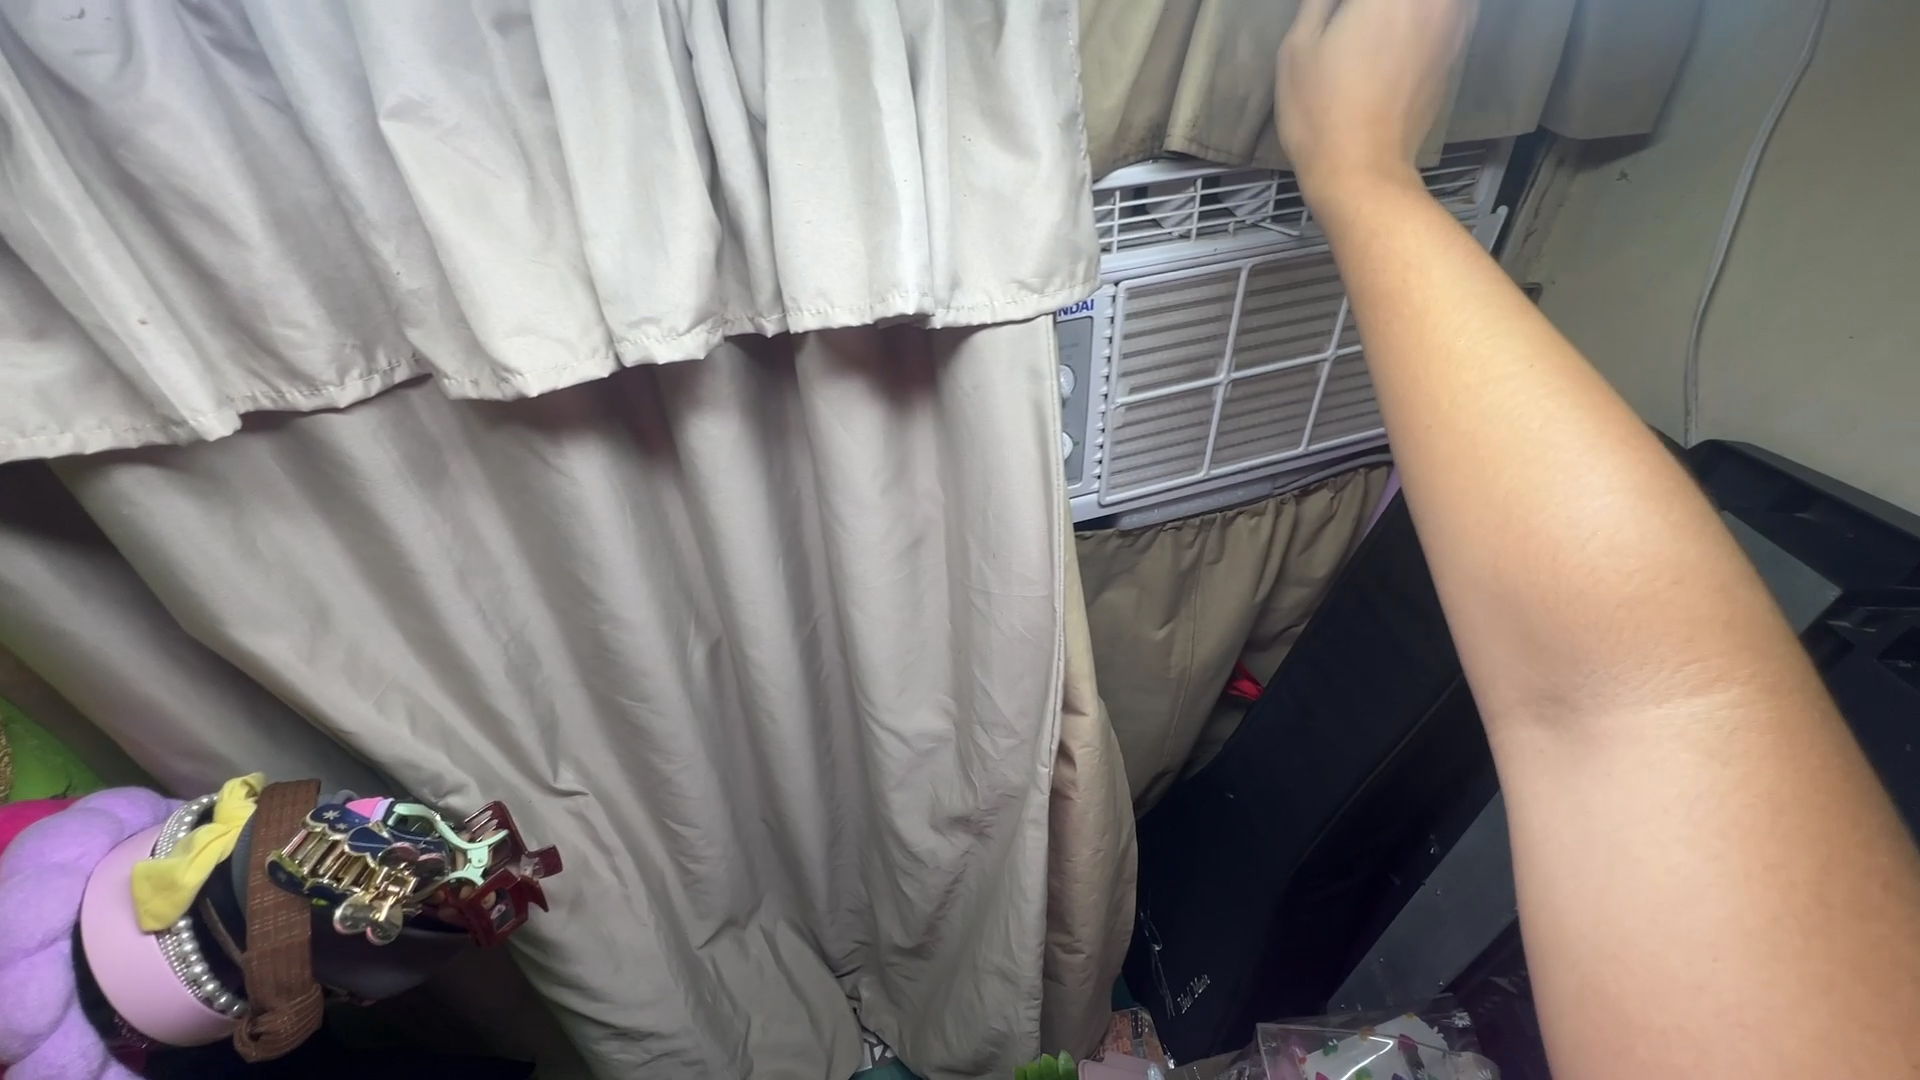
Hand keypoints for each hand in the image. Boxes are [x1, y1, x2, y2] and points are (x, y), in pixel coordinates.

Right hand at [1275, 0, 1477, 197]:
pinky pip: (1460, 8)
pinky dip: (1441, 12)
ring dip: (1407, 10)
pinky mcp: (1459, 44)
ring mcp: (1453, 16)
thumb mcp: (1297, 50)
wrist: (1361, 170)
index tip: (1337, 8)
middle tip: (1355, 16)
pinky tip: (1416, 24)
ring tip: (1380, 20)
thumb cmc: (1319, 112)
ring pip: (1445, 0)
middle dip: (1371, 6)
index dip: (1348, 2)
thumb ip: (1319, 0)